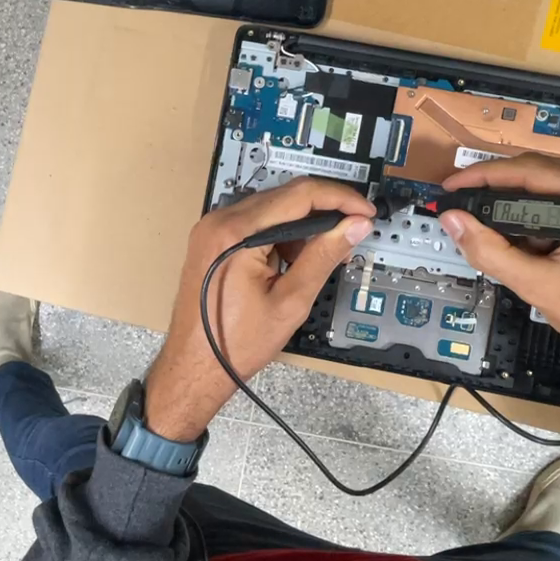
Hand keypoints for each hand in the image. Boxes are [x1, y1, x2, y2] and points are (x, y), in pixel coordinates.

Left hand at [146, 178, 376, 440]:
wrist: (194, 365)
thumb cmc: (234, 343)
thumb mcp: (291, 301)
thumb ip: (324, 256)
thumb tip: (355, 225)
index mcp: (235, 232)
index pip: (299, 195)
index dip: (339, 198)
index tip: (365, 211)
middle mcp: (219, 221)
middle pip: (284, 196)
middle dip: (323, 212)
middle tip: (351, 235)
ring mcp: (211, 228)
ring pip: (271, 208)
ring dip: (302, 226)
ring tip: (321, 258)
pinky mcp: (211, 239)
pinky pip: (254, 223)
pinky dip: (280, 235)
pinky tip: (294, 261)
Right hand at [439, 153, 559, 386]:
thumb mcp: (537, 285)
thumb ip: (490, 251)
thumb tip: (454, 221)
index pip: (533, 172)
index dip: (485, 176)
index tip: (453, 186)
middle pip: (541, 170)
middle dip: (496, 187)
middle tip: (462, 202)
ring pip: (550, 181)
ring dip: (515, 202)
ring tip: (490, 225)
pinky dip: (536, 212)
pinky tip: (523, 235)